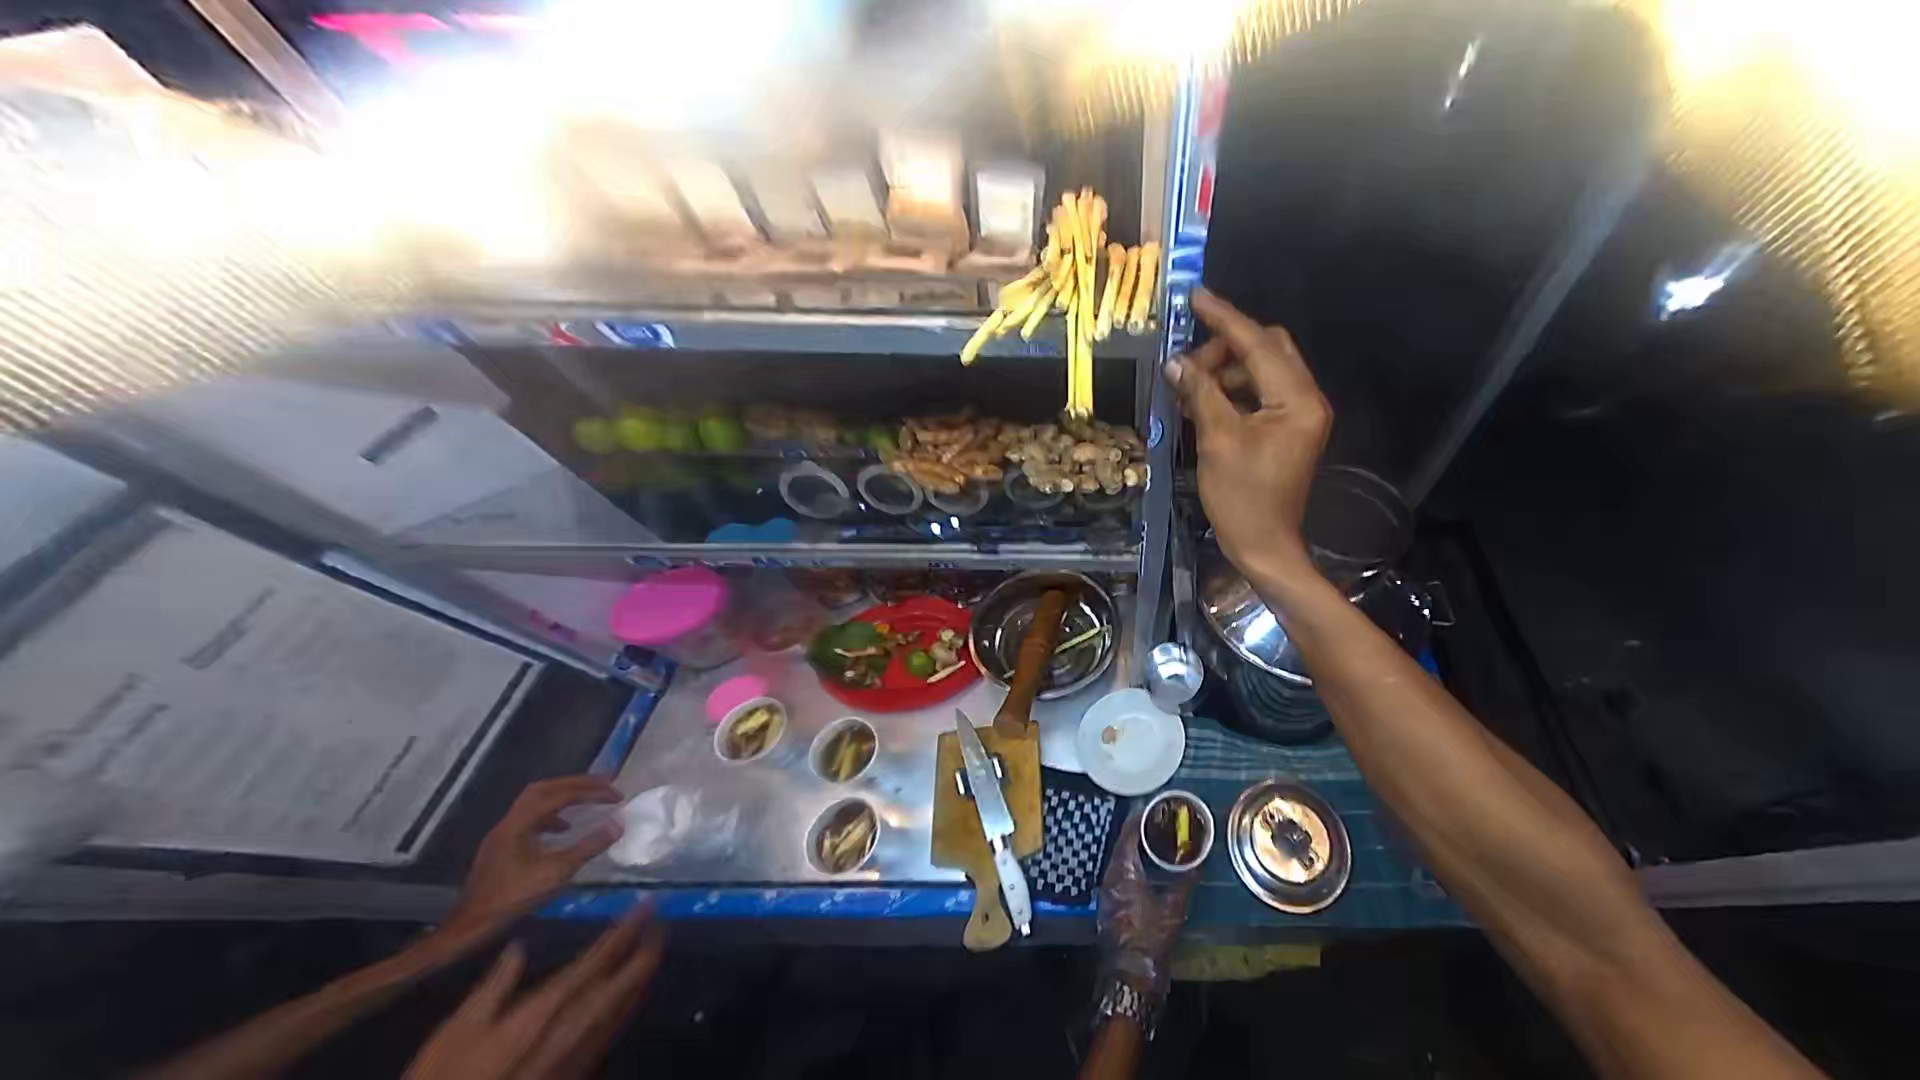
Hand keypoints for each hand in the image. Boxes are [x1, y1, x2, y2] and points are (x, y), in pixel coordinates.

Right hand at [404, 906, 665, 1079]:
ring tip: (654, 945)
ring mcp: (580, 1052)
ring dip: (643, 972)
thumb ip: (494, 986)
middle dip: (649, 948)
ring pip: (627, 1004)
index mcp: (548, 1008)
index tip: (648, 904)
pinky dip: (629, 1000)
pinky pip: (615, 1026)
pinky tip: (629, 993)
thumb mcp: (456, 1032)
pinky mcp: (577, 1071)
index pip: (599, 959)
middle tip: (662, 920)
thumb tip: (518, 947)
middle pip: (628, 981)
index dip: (627, 929)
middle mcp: (575, 1027)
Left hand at [441, 776, 624, 943]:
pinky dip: (554, 814)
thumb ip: (588, 847)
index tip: (616, 794)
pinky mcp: (503, 844)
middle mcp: (510, 821)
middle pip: (545, 788)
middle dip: (577, 783)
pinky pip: (532, 817)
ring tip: (588, 801)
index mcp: (520, 823)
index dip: (591, 790)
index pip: (560, 795)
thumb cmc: (511, 898)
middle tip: (603, 784)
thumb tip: (618, 825)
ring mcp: (504, 832)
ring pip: (537, 800)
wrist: (469, 926)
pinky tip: (565, 829)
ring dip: (564, 796)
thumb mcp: (555, 873)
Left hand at [1096, 809, 1196, 1009]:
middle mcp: (1110, 876)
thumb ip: (1184, 883)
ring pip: (1121, 860)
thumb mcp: (1172, 909)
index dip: (1139, 819)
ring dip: (1136, 849)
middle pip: (1122, 845)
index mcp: (1121, 871)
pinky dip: (1134, 865)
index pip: (1128, 835)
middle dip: (1138, 832)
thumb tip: (1197, 864)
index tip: (1151, 807)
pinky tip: (1149, 868)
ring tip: (1156, 840)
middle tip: (1156, 821)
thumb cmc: (1150, 938)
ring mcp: (1109, 891)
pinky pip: (1121, 874)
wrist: (1131, 974)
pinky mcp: (1112, 904)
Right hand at [1164, 289, 1331, 590]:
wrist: (1263, 545)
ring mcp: (1298, 415)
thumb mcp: (1216, 441)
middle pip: (1265, 350)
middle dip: (1223, 349)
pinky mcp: (1285, 429)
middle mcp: (1306, 399)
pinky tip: (1200, 404)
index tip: (1196, 297)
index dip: (1225, 319)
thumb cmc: (1242, 497)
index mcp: (1297, 400)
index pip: (1258, 344)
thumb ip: (1200, 393)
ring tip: (1188, 391)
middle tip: (1185, 366)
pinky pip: (1256, 394)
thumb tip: (1176, 362)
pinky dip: (1229, 392)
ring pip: (1258, 371)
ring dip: (1222, 372)